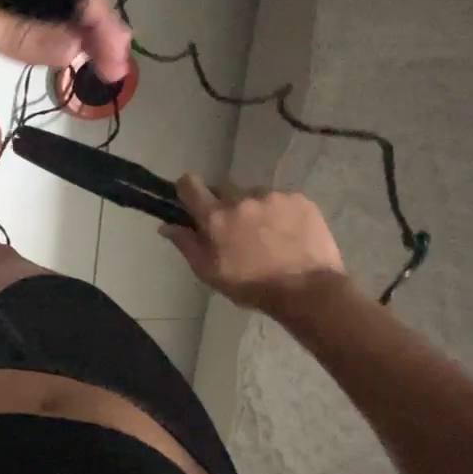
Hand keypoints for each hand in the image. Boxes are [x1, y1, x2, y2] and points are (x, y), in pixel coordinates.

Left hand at [0, 0, 131, 73]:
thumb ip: (18, 33)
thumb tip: (74, 49)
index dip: (96, 18)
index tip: (117, 55)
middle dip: (85, 29)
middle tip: (112, 69)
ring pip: (29, 8)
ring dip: (58, 36)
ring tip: (88, 68)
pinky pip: (4, 20)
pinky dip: (26, 39)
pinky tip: (42, 59)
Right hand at [161, 174, 347, 313]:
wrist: (306, 289)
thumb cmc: (250, 285)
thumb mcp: (208, 271)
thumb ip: (186, 244)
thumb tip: (166, 226)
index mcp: (215, 216)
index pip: (190, 184)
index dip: (187, 189)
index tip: (190, 201)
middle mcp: (242, 199)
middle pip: (223, 187)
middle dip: (222, 203)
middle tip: (231, 227)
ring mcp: (273, 197)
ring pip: (253, 194)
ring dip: (251, 207)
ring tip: (263, 232)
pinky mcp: (300, 200)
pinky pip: (280, 198)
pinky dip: (277, 211)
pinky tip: (285, 232)